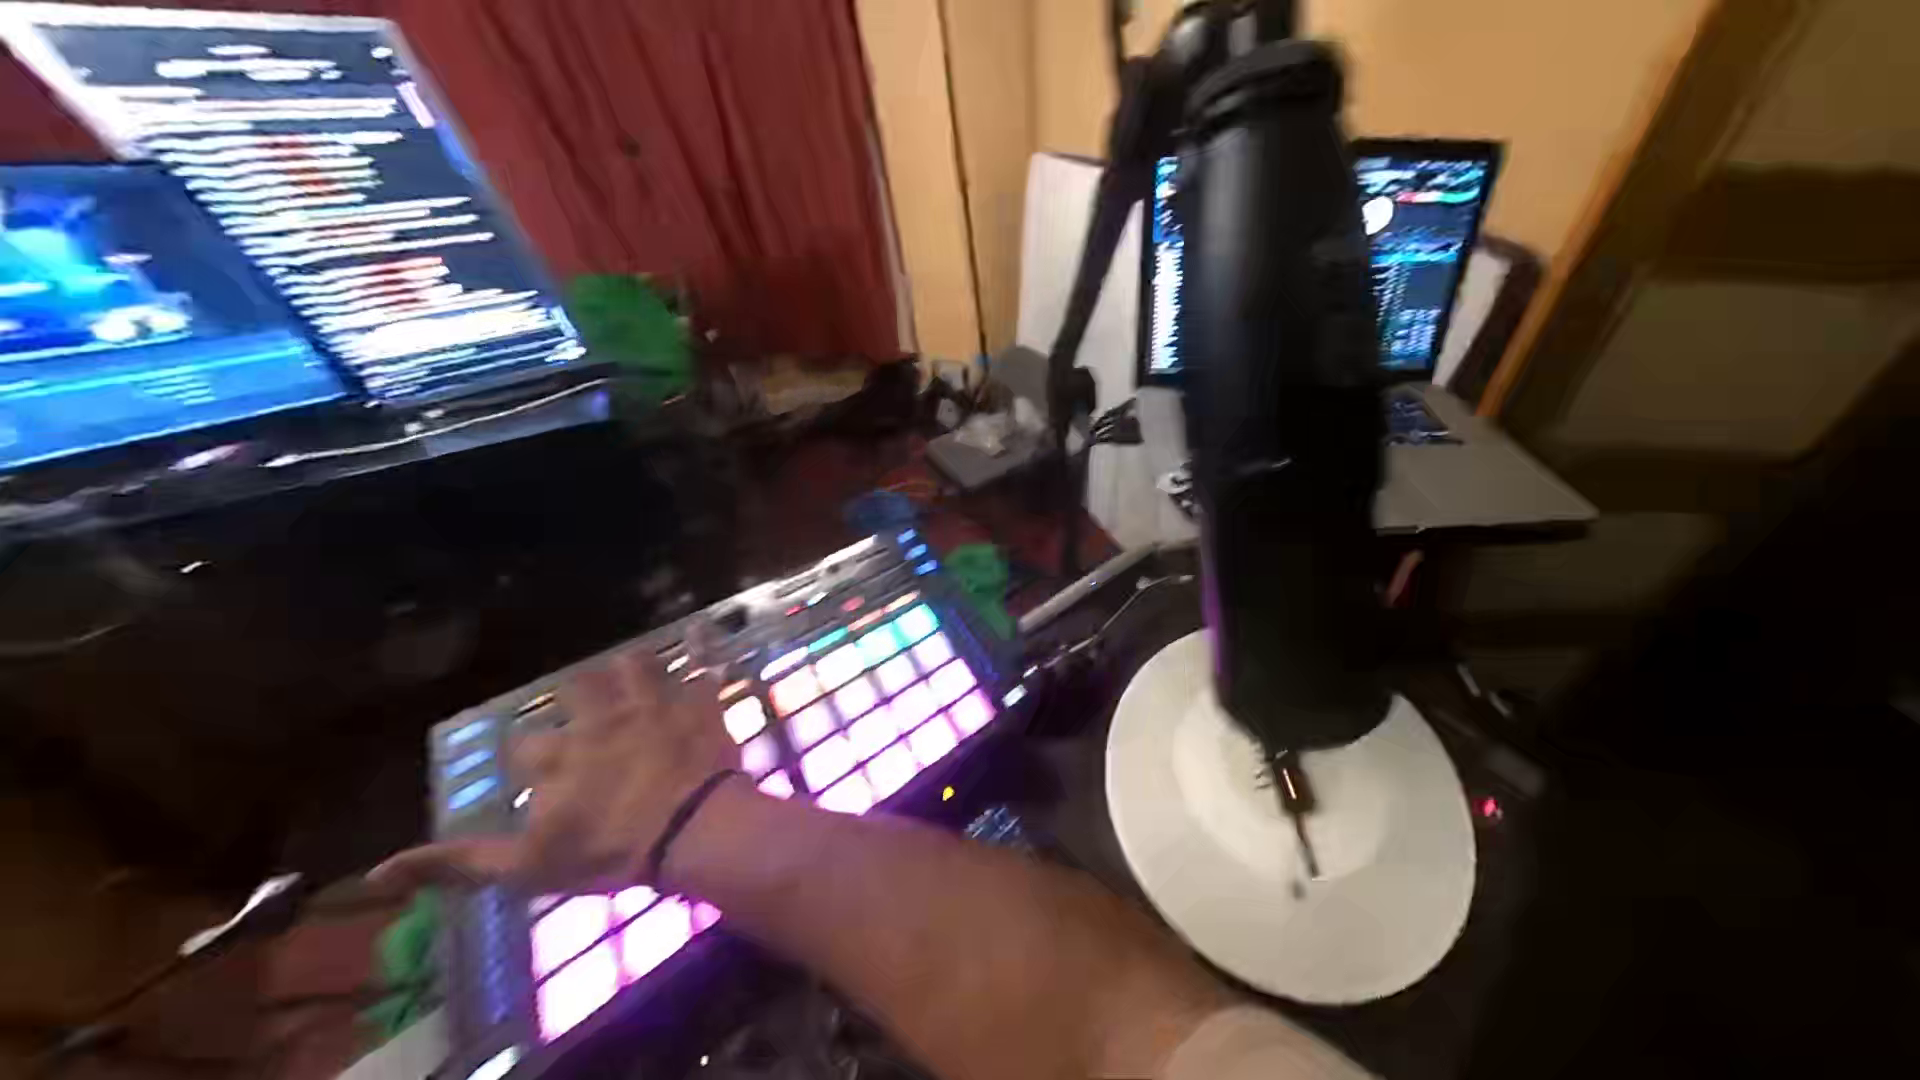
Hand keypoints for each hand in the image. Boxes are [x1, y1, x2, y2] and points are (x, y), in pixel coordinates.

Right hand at [369, 645, 739, 893]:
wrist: (693, 830)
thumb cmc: (612, 851)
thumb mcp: (529, 867)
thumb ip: (459, 863)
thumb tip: (377, 874)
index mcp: (560, 755)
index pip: (526, 744)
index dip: (530, 756)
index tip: (537, 766)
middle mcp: (602, 718)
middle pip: (580, 685)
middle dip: (579, 693)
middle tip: (588, 706)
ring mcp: (654, 706)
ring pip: (636, 664)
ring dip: (633, 670)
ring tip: (633, 678)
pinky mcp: (697, 705)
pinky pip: (700, 671)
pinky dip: (700, 664)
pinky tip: (701, 653)